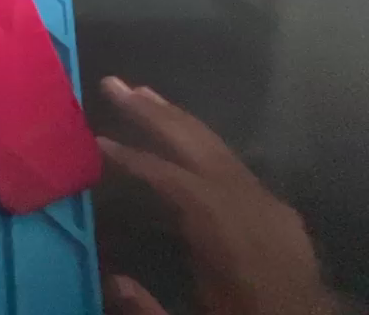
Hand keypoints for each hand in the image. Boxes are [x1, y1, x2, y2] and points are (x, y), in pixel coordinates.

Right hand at [98, 77, 336, 314]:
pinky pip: (235, 167)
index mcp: (241, 248)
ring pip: (222, 155)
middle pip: (207, 158)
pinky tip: (178, 128)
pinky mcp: (278, 215)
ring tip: (138, 92)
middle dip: (160, 118)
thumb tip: (112, 277)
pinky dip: (201, 142)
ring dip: (178, 121)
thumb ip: (155, 307)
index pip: (186, 190)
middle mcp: (261, 221)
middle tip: (114, 84)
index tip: (97, 141)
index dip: (139, 162)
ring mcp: (275, 214)